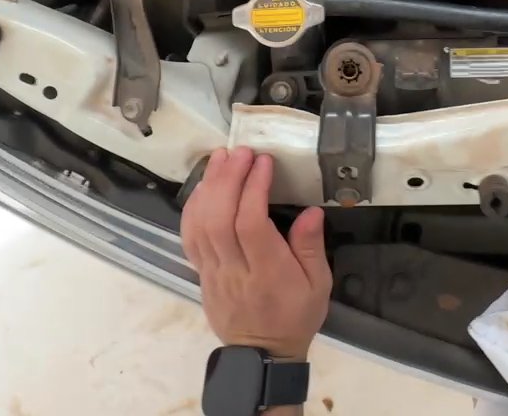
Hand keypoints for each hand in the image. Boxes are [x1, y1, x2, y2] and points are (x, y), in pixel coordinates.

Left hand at [181, 147, 331, 359]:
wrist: (262, 356)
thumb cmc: (295, 315)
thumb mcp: (319, 285)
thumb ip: (312, 247)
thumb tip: (312, 212)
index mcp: (267, 272)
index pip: (251, 223)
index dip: (253, 188)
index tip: (264, 162)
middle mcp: (233, 270)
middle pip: (219, 219)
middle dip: (228, 178)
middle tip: (242, 151)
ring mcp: (211, 271)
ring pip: (199, 225)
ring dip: (208, 186)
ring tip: (221, 157)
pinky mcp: (200, 272)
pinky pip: (189, 236)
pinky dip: (193, 206)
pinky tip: (204, 185)